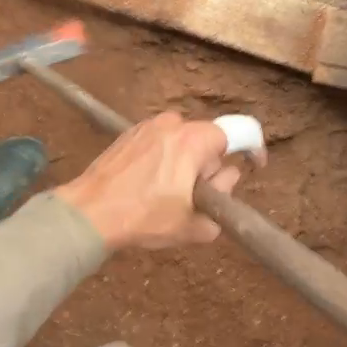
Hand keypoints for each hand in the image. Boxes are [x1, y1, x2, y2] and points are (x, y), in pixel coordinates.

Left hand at [52, 112, 261, 251]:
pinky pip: (160, 141)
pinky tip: (152, 185)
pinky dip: (165, 158)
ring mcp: (147, 125)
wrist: (91, 211)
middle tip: (200, 195)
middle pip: (208, 139)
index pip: (239, 131)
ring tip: (171, 195)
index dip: (254, 148)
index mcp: (193, 140)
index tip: (255, 166)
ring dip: (186, 162)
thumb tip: (227, 177)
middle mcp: (171, 123)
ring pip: (183, 140)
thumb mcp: (195, 223)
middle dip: (211, 164)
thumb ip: (223, 198)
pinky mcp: (129, 133)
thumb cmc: (144, 217)